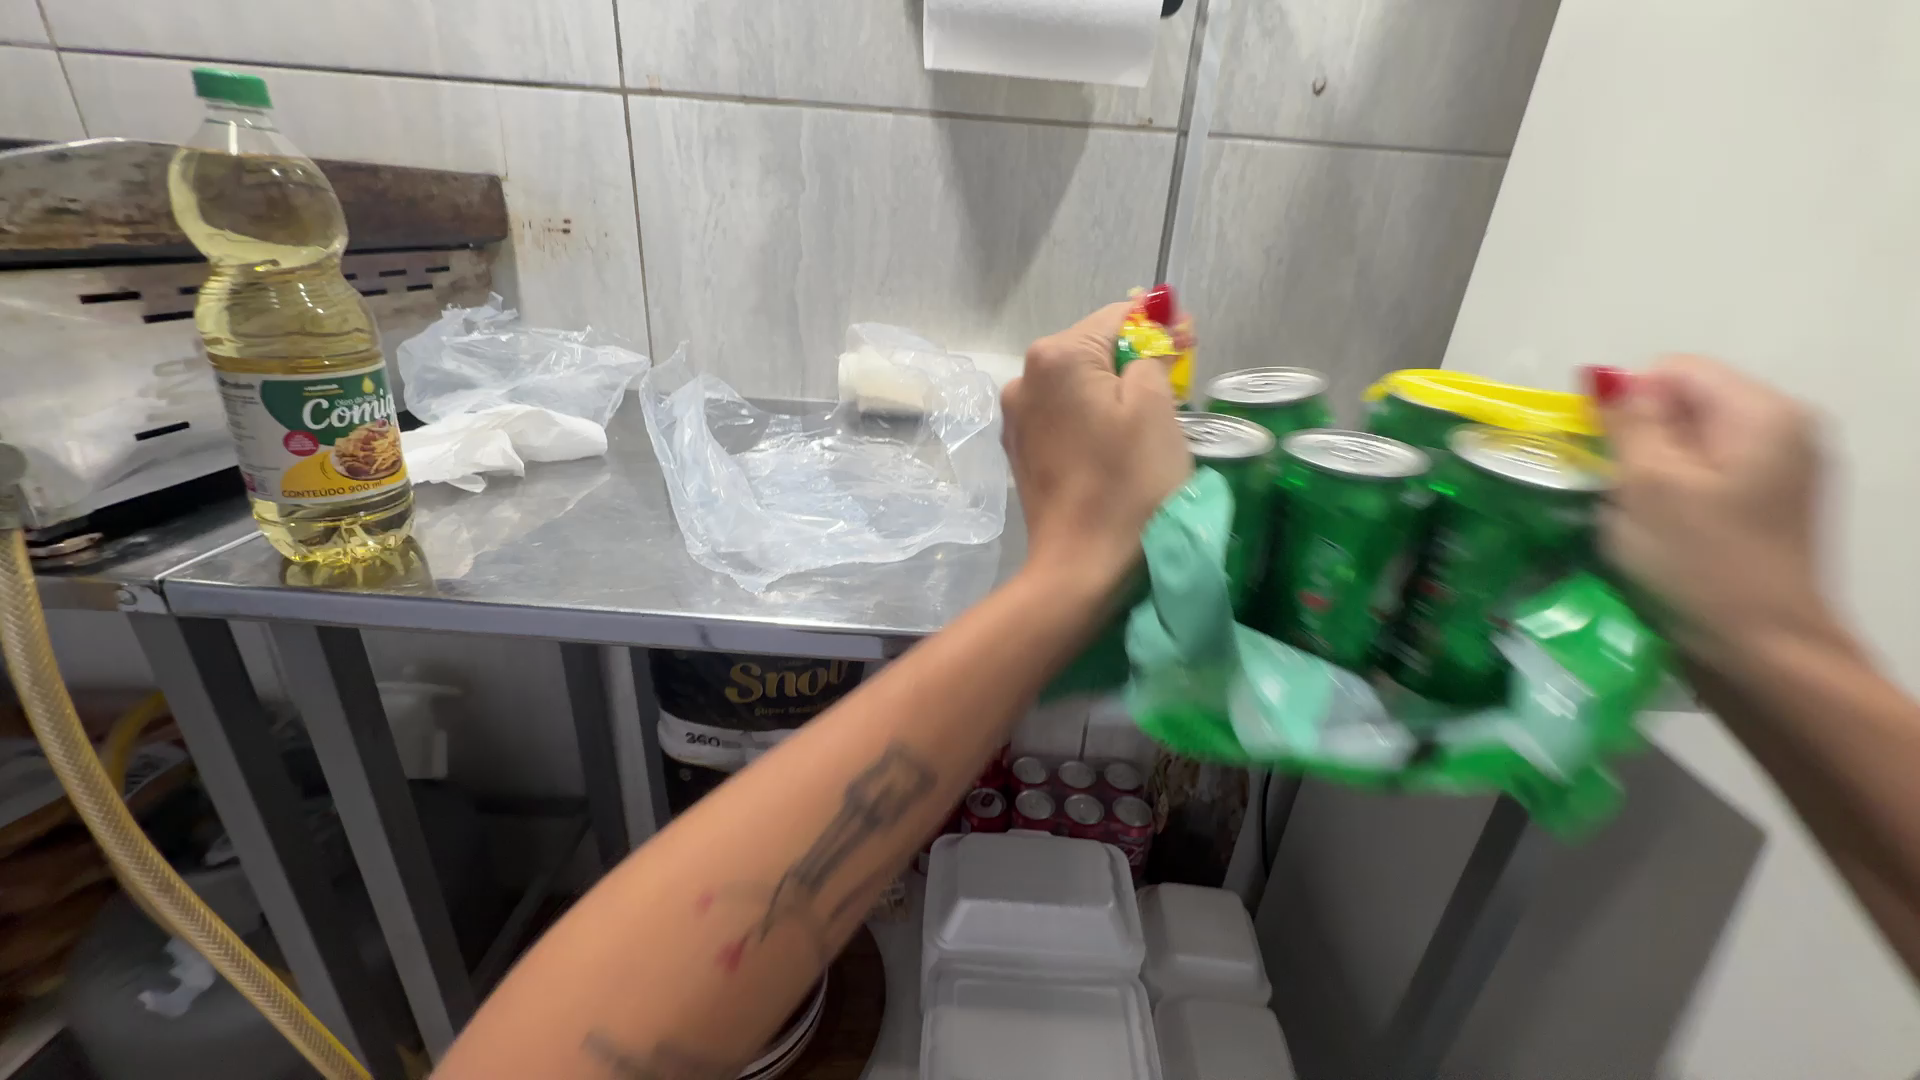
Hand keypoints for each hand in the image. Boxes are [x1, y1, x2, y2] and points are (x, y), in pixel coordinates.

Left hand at [1002, 303, 1191, 597]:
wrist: (1080, 565)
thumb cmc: (1127, 483)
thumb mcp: (1155, 407)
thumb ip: (1154, 354)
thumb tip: (1157, 327)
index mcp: (1055, 356)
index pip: (1119, 317)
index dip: (1160, 331)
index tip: (1188, 356)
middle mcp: (1023, 378)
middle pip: (1093, 350)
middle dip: (1134, 363)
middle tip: (1172, 397)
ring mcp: (1016, 417)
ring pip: (1078, 386)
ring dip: (1112, 394)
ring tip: (1142, 430)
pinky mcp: (1019, 451)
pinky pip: (1062, 418)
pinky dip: (1089, 422)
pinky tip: (1109, 451)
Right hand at [1594, 355, 1842, 672]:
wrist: (1758, 646)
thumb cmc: (1697, 560)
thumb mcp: (1647, 484)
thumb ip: (1627, 422)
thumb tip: (1602, 376)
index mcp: (1764, 414)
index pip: (1672, 371)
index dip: (1627, 405)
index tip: (1606, 456)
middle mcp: (1782, 430)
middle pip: (1681, 406)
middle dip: (1636, 440)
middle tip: (1619, 490)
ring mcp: (1777, 470)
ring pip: (1684, 444)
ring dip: (1645, 471)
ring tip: (1634, 514)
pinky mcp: (1762, 504)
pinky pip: (1699, 475)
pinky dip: (1666, 493)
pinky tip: (1657, 529)